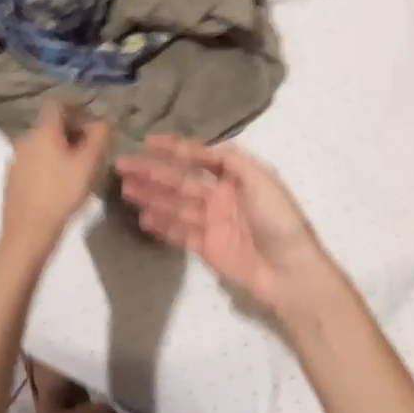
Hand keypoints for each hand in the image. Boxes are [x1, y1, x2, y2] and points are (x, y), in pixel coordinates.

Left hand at [1, 101, 113, 252]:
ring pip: (42, 144)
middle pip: (50, 125)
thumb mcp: (87, 164)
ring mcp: (16, 158)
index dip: (75, 108)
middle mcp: (25, 138)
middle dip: (71, 132)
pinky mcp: (12, 177)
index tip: (91, 124)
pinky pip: (33, 160)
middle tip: (90, 150)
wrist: (27, 231)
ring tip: (77, 169)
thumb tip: (104, 118)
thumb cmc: (61, 193)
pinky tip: (58, 184)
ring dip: (60, 149)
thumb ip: (98, 136)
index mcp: (43, 131)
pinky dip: (47, 163)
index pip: (57, 104)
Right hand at [116, 137, 328, 317]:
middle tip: (123, 166)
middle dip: (153, 172)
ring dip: (152, 196)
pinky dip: (162, 224)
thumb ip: (230, 160)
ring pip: (176, 204)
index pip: (199, 156)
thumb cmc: (278, 220)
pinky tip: (144, 217)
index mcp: (235, 176)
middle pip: (181, 180)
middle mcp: (221, 195)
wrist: (290, 271)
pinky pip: (180, 232)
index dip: (175, 148)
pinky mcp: (207, 247)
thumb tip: (202, 147)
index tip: (148, 141)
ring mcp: (213, 222)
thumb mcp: (261, 179)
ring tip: (126, 189)